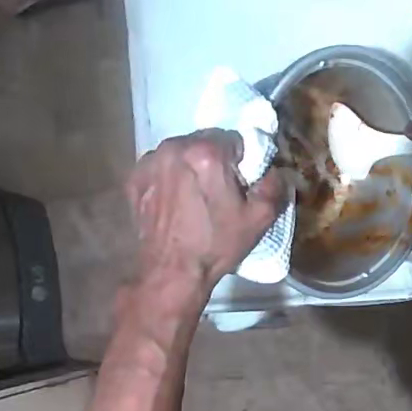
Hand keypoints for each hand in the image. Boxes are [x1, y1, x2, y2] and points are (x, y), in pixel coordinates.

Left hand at [126, 129, 285, 300]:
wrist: (171, 271)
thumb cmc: (216, 244)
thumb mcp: (259, 219)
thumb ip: (275, 186)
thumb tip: (276, 170)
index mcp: (208, 153)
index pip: (234, 138)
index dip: (242, 160)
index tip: (240, 182)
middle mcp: (175, 148)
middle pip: (205, 141)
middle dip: (215, 160)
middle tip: (219, 190)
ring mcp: (150, 161)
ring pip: (181, 152)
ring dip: (191, 166)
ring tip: (195, 196)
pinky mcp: (135, 177)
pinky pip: (160, 166)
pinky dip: (169, 176)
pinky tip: (175, 201)